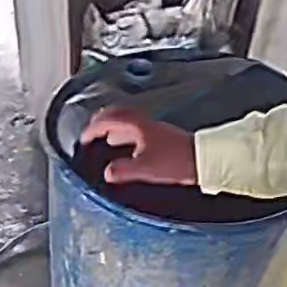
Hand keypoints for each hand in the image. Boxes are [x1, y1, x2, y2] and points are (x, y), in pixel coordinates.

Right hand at [80, 106, 198, 185]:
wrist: (202, 161)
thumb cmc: (176, 162)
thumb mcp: (145, 169)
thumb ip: (123, 170)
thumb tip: (107, 172)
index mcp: (138, 126)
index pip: (109, 120)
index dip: (93, 128)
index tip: (83, 138)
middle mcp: (145, 124)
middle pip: (118, 114)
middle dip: (102, 121)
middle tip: (91, 131)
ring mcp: (154, 130)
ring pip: (128, 121)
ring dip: (114, 127)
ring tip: (106, 137)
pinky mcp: (161, 138)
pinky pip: (137, 131)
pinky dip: (126, 135)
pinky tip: (128, 148)